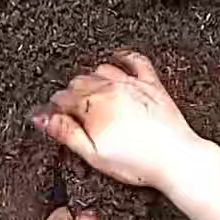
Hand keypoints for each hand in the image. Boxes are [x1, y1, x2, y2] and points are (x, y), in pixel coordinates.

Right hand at [31, 50, 204, 188]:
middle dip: (71, 94)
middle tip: (71, 109)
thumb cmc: (139, 163)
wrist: (176, 159)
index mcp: (94, 107)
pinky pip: (135, 60)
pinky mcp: (151, 84)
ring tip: (90, 91)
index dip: (55, 108)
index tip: (53, 115)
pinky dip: (123, 57)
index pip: (63, 99)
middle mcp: (111, 90)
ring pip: (102, 69)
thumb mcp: (94, 155)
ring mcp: (132, 84)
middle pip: (80, 82)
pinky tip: (116, 57)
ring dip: (92, 78)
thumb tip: (43, 119)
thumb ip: (67, 133)